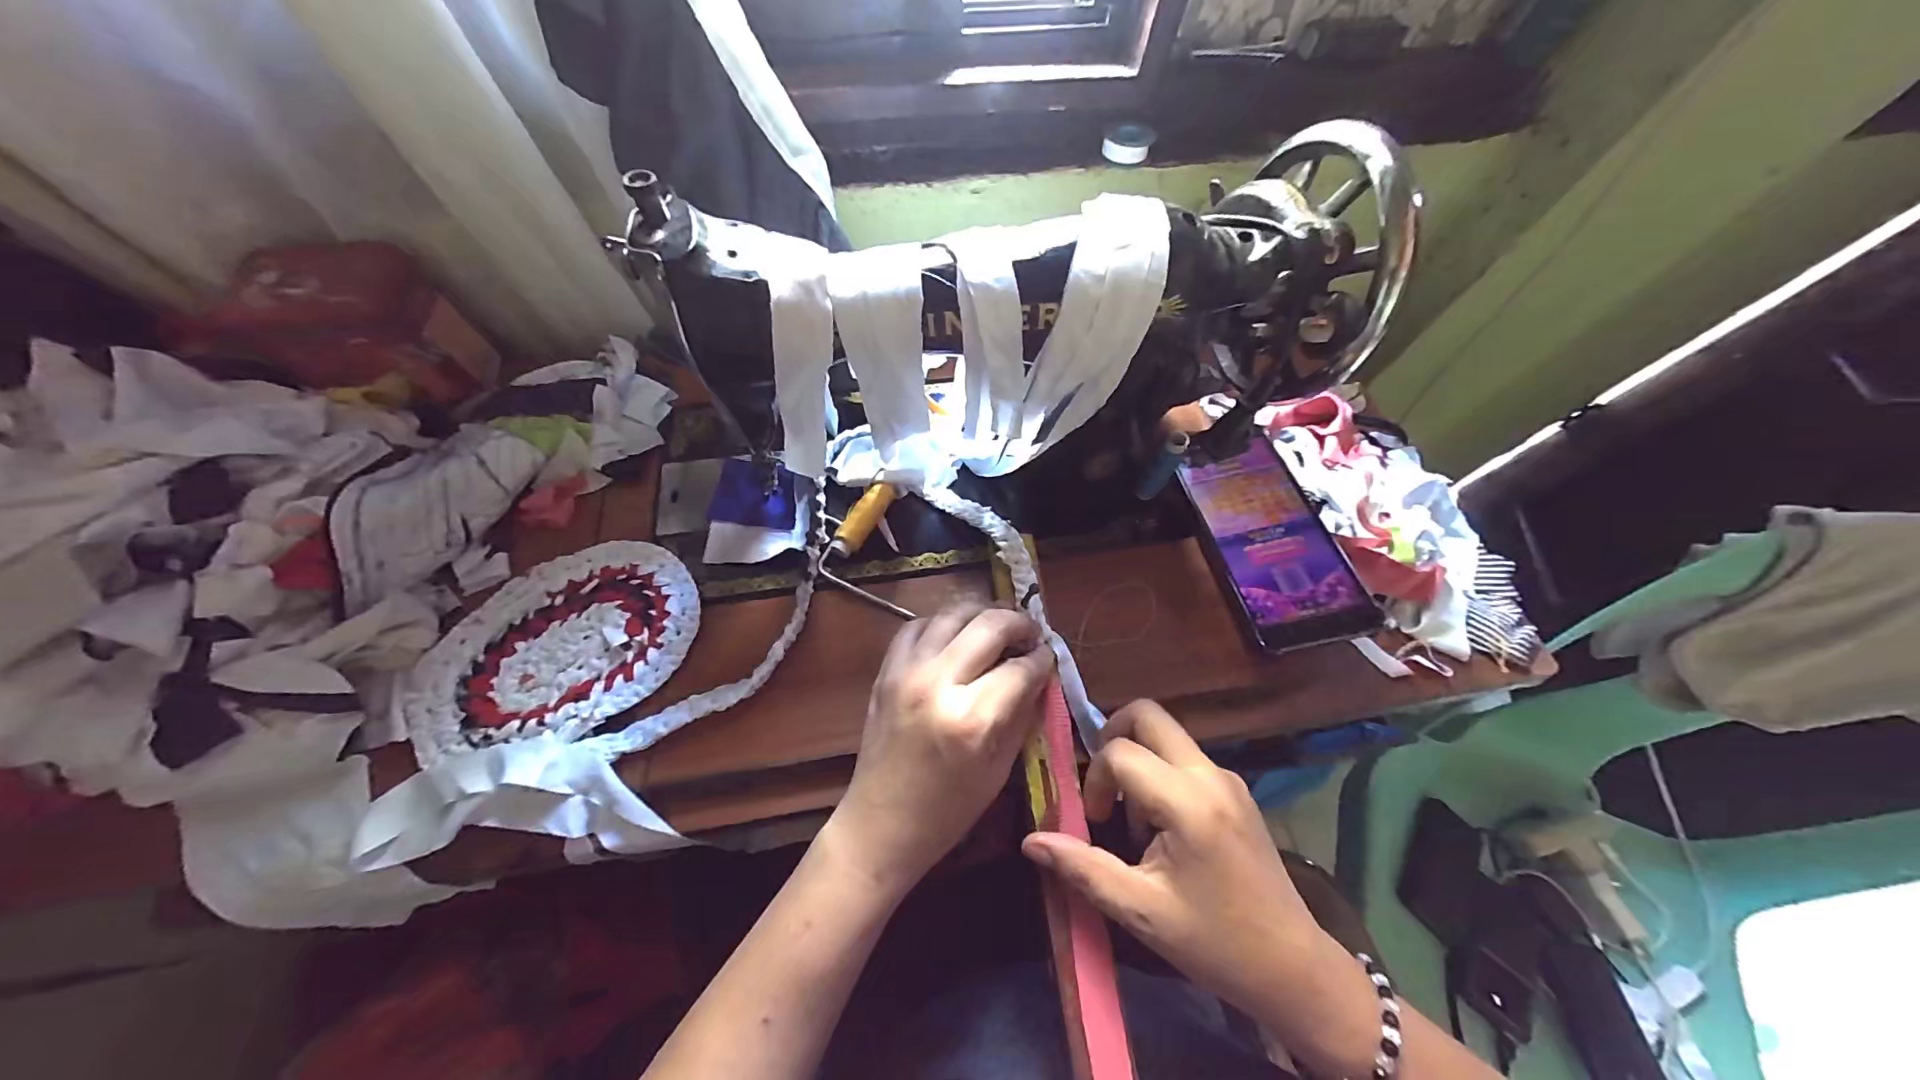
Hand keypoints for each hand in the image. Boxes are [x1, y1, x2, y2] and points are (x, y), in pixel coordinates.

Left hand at [829, 603, 1054, 895]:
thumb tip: (1040, 676)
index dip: (1043, 659)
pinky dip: (942, 623)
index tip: (1050, 658)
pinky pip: (917, 625)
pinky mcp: (886, 671)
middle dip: (1020, 623)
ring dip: (983, 614)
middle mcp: (938, 684)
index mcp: (972, 719)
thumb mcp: (1000, 769)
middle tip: (1031, 635)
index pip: (1021, 668)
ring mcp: (906, 672)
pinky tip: (956, 637)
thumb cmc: (948, 810)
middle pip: (990, 625)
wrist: (880, 824)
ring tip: (998, 628)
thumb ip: (1022, 715)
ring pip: (953, 613)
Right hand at [1021, 701, 1362, 1035]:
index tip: (1096, 822)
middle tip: (1102, 787)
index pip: (1120, 752)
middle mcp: (1209, 775)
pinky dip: (1159, 774)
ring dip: (1137, 761)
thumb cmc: (1214, 943)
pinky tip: (1162, 828)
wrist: (1293, 967)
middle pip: (1148, 714)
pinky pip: (1184, 758)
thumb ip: (1082, 868)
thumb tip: (1031, 842)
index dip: (1094, 780)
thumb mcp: (1139, 910)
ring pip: (1166, 735)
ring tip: (1136, 823)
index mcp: (1187, 802)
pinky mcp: (1235, 789)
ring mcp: (1227, 778)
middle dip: (1112, 737)